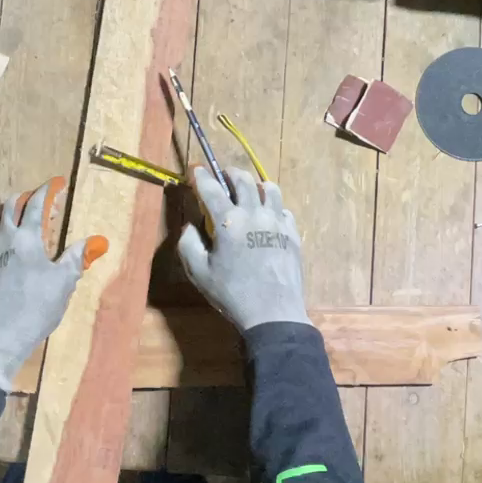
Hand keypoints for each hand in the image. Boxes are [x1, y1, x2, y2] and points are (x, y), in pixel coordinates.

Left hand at [0, 178, 92, 391]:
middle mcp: (6, 238)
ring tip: (14, 213)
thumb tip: (93, 241)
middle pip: (10, 206)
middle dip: (24, 197)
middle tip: (37, 200)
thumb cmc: (37, 305)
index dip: (47, 191)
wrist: (1, 334)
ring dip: (4, 211)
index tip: (56, 183)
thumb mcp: (64, 282)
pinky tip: (1, 237)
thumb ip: (76, 257)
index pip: (36, 204)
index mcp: (28, 237)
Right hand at [176, 166, 309, 332]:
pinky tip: (268, 217)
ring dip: (257, 185)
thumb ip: (188, 244)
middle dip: (230, 173)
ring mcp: (277, 221)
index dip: (202, 177)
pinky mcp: (292, 233)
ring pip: (270, 188)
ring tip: (251, 191)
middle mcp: (254, 213)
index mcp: (229, 221)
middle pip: (243, 179)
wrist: (273, 312)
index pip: (211, 188)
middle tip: (224, 175)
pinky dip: (273, 207)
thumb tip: (190, 226)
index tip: (197, 170)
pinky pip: (283, 209)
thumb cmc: (233, 293)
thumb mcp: (199, 273)